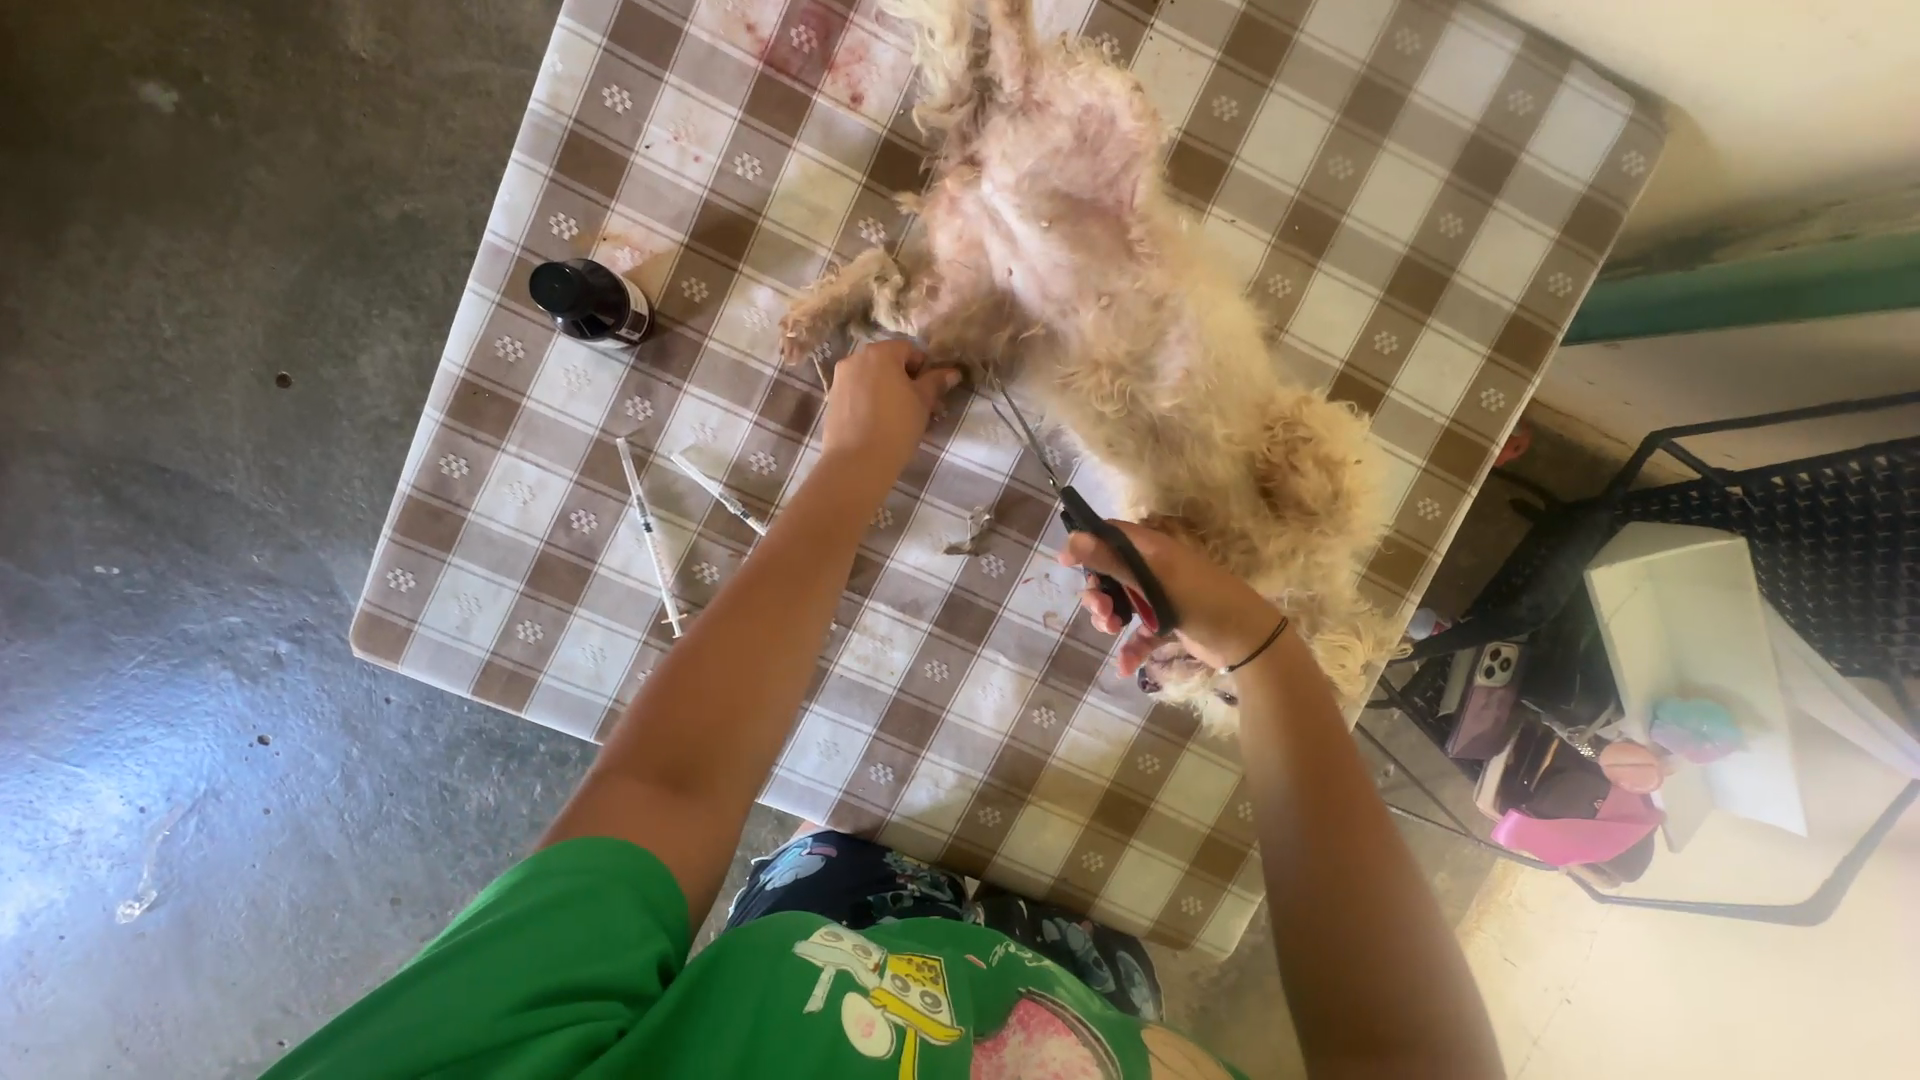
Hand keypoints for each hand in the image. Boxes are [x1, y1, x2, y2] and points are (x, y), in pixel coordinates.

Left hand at [819, 339, 960, 482]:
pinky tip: (878, 423)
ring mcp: (840, 379)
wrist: (857, 461)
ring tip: (899, 417)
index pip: (909, 350)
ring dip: (888, 390)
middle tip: (919, 406)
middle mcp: (856, 358)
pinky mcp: (832, 399)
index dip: (924, 369)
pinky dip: (870, 401)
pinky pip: (857, 392)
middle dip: (905, 380)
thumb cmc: (896, 426)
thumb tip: (953, 372)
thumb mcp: (923, 403)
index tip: (931, 392)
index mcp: (880, 353)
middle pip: (888, 362)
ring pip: (871, 378)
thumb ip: (936, 382)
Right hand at [1059, 521, 1281, 676]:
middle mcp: (1154, 568)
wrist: (1248, 641)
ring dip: (1111, 618)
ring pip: (1122, 603)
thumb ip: (1113, 562)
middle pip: (1111, 573)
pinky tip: (1125, 667)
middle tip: (1101, 612)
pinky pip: (1141, 633)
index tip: (1065, 563)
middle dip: (1098, 592)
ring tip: (1113, 632)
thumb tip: (1072, 539)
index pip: (1111, 535)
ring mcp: (1162, 597)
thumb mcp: (1154, 581)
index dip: (1086, 544)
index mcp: (1152, 549)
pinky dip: (1131, 647)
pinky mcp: (1169, 624)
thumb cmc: (1201, 600)